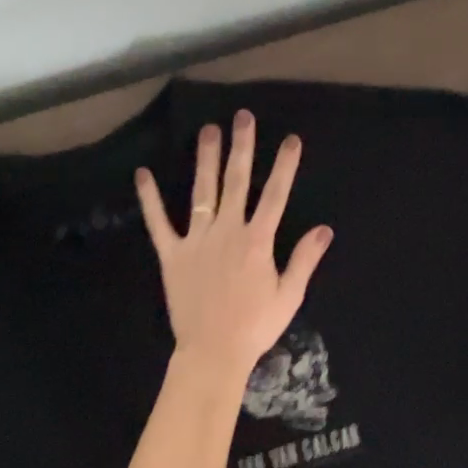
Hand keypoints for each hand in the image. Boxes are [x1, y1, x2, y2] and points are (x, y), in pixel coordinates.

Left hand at [135, 110, 333, 382]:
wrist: (214, 350)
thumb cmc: (255, 327)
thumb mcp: (289, 296)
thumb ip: (304, 260)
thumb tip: (324, 230)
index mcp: (257, 242)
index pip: (275, 195)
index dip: (284, 166)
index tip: (290, 140)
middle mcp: (227, 231)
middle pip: (236, 181)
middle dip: (241, 147)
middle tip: (242, 117)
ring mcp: (197, 240)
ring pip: (202, 191)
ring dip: (205, 159)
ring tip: (207, 130)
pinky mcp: (172, 255)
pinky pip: (159, 222)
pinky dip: (150, 199)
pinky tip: (143, 174)